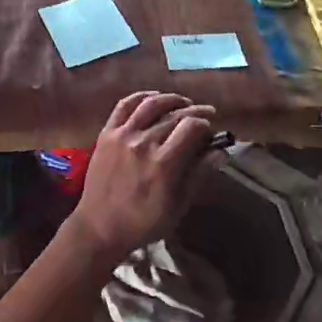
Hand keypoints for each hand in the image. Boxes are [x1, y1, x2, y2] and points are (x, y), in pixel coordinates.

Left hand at [67, 91, 216, 261]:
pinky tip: (153, 97)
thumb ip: (199, 174)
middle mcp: (143, 142)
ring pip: (150, 104)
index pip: (192, 126)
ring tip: (184, 102)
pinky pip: (123, 106)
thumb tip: (221, 152)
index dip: (206, 124)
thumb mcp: (179, 204)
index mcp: (164, 162)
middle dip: (195, 112)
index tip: (211, 130)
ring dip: (171, 99)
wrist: (100, 225)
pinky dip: (140, 97)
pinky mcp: (106, 133)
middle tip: (206, 114)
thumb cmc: (144, 221)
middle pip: (174, 115)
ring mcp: (122, 135)